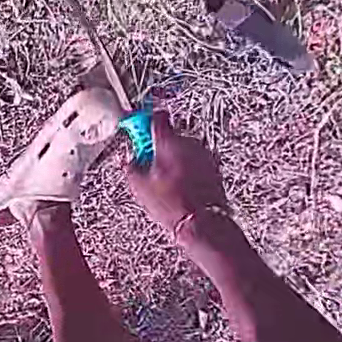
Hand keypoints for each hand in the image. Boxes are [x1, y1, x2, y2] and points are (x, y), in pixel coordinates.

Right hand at [126, 112, 230, 232]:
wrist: (202, 224)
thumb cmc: (173, 205)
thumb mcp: (139, 186)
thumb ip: (130, 165)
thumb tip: (128, 159)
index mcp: (169, 142)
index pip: (155, 117)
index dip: (141, 122)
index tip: (134, 130)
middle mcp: (190, 143)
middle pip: (168, 134)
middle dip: (155, 146)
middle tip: (144, 164)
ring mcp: (204, 155)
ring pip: (181, 148)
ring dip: (170, 158)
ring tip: (161, 181)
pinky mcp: (213, 168)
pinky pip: (193, 160)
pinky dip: (184, 168)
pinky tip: (176, 186)